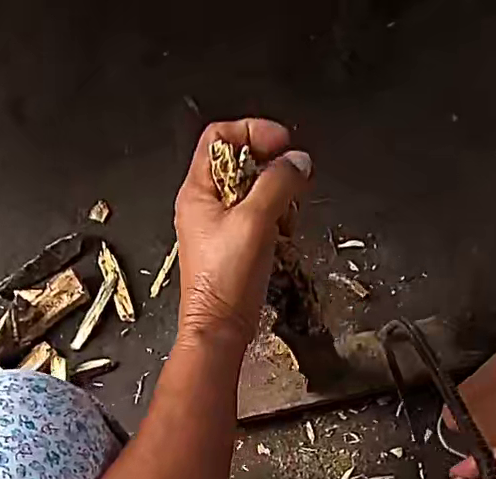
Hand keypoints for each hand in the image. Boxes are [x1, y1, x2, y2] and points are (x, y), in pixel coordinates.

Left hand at [173, 119, 313, 349]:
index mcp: (197, 192)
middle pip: (240, 163)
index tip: (282, 146)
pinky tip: (281, 235)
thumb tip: (299, 161)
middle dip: (271, 168)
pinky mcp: (231, 248)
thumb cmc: (225, 282)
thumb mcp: (255, 221)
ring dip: (276, 197)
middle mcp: (203, 207)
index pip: (220, 137)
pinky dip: (273, 220)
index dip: (253, 132)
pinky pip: (256, 219)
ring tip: (286, 216)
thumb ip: (279, 183)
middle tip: (291, 183)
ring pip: (252, 192)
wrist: (219, 330)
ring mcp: (217, 228)